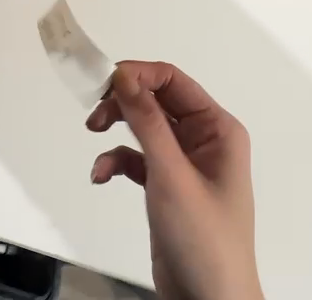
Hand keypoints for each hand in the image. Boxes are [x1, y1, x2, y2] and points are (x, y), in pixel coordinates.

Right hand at [87, 61, 260, 299]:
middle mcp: (203, 138)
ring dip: (115, 130)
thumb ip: (146, 121)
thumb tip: (123, 74)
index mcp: (217, 129)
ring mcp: (184, 162)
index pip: (173, 80)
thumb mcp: (171, 175)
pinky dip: (116, 161)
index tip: (103, 82)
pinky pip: (136, 157)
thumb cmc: (202, 238)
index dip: (137, 74)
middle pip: (154, 99)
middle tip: (94, 113)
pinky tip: (101, 176)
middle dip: (122, 103)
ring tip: (93, 136)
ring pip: (141, 126)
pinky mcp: (166, 184)